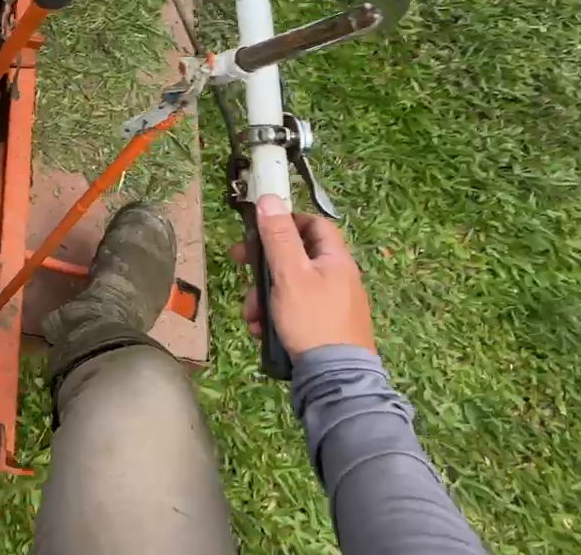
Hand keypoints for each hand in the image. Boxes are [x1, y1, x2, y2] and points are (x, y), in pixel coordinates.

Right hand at [230, 197, 375, 355]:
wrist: (336, 381)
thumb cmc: (312, 320)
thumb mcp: (289, 274)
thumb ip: (278, 236)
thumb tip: (270, 199)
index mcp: (336, 261)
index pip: (315, 225)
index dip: (288, 220)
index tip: (262, 229)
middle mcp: (338, 279)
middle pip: (296, 256)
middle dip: (265, 264)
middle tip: (242, 266)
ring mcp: (333, 304)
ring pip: (290, 285)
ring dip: (265, 293)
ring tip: (252, 312)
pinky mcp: (325, 327)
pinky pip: (295, 308)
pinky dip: (276, 313)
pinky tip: (263, 328)